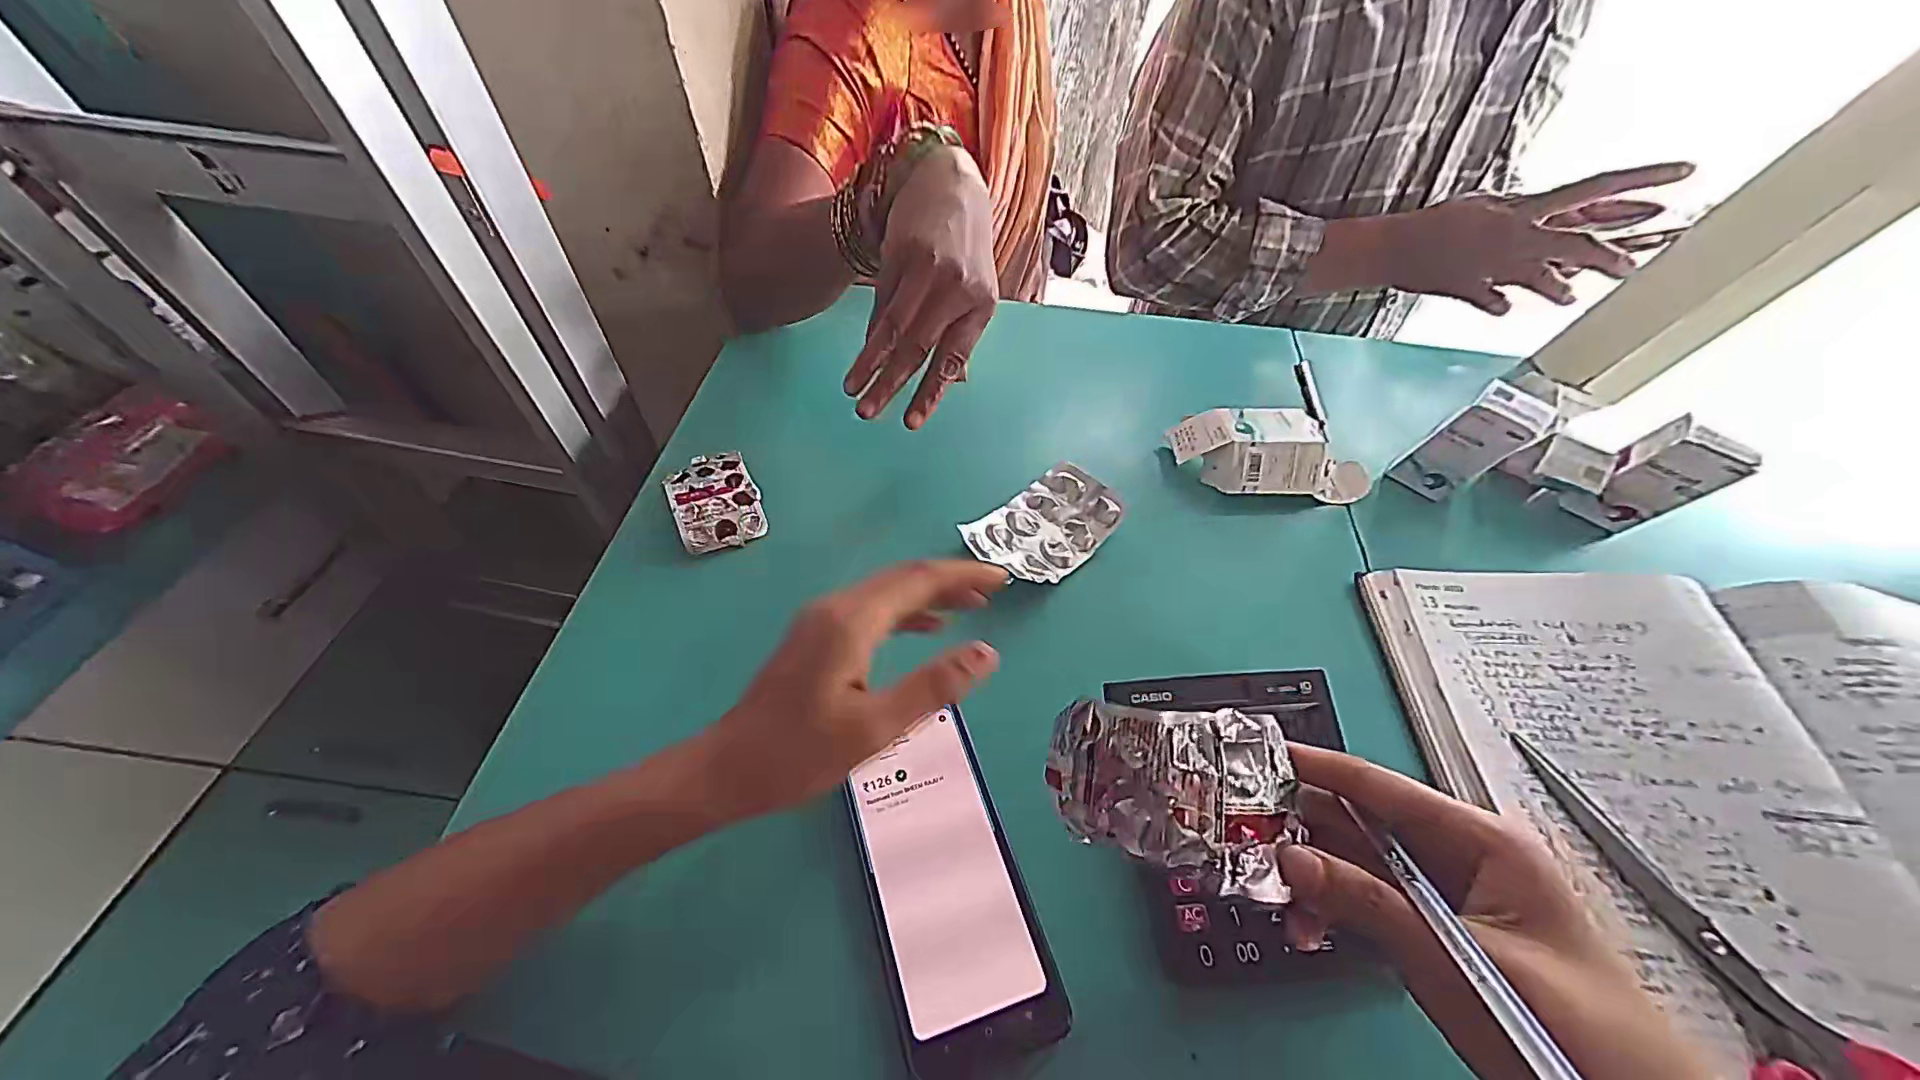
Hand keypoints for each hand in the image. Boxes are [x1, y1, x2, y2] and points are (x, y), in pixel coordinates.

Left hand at [697, 560, 1007, 818]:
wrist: (728, 768)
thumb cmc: (800, 753)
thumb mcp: (876, 727)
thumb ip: (934, 686)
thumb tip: (987, 653)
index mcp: (851, 622)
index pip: (917, 580)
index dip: (962, 576)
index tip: (1000, 579)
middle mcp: (835, 609)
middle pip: (902, 578)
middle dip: (950, 580)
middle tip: (993, 589)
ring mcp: (821, 620)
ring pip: (886, 593)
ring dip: (929, 595)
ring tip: (971, 605)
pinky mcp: (815, 637)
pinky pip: (871, 611)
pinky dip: (905, 612)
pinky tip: (926, 627)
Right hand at [843, 146, 998, 429]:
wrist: (950, 182)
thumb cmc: (965, 247)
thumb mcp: (975, 290)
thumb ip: (959, 335)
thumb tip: (950, 382)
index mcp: (980, 305)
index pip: (951, 360)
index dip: (929, 393)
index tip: (910, 422)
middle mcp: (957, 288)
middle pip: (916, 347)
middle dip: (889, 384)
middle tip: (868, 412)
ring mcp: (927, 270)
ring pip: (892, 328)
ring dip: (869, 363)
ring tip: (852, 388)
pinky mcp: (900, 254)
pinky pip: (881, 303)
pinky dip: (871, 332)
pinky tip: (864, 355)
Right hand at [1276, 745, 1711, 1079]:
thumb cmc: (1583, 1033)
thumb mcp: (1458, 958)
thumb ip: (1370, 904)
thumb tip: (1295, 859)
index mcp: (1485, 842)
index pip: (1382, 785)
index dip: (1320, 766)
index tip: (1267, 755)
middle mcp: (1461, 858)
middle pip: (1360, 822)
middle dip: (1305, 831)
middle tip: (1254, 837)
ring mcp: (1445, 895)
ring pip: (1356, 862)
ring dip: (1315, 877)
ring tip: (1286, 899)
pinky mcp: (1434, 928)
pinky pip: (1365, 899)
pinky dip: (1332, 908)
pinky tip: (1312, 924)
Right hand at [1382, 162, 1694, 313]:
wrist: (1391, 248)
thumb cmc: (1431, 223)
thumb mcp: (1479, 204)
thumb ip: (1510, 211)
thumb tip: (1530, 216)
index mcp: (1523, 212)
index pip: (1596, 189)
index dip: (1644, 179)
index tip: (1685, 173)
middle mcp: (1518, 241)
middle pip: (1579, 245)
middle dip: (1610, 256)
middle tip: (1632, 266)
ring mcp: (1495, 269)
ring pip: (1542, 279)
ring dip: (1559, 289)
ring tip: (1570, 297)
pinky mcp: (1470, 289)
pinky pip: (1493, 299)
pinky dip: (1499, 304)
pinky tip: (1506, 308)